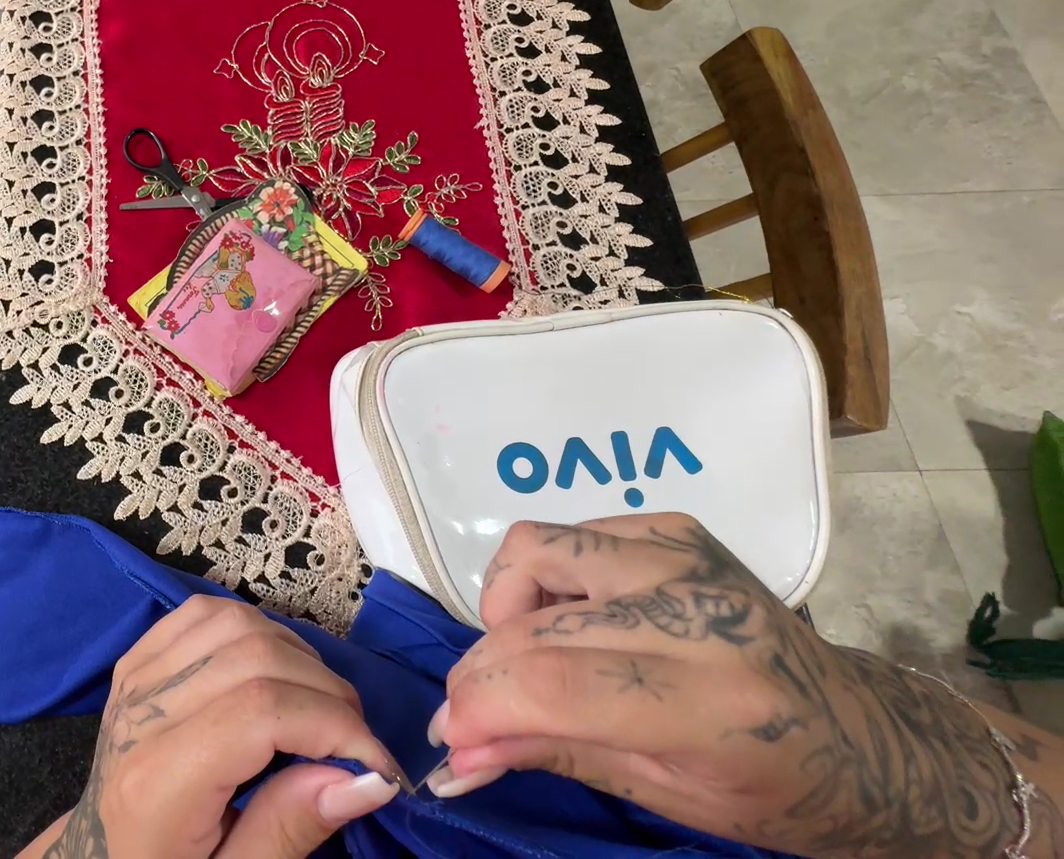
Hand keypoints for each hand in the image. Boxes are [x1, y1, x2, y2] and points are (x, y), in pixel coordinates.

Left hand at [25, 595, 404, 858]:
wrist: (98, 856)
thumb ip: (290, 828)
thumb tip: (367, 779)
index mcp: (158, 780)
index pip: (261, 711)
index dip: (334, 726)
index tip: (379, 765)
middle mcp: (141, 711)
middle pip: (253, 656)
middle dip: (327, 691)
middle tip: (357, 741)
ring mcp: (134, 675)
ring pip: (233, 622)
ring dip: (296, 654)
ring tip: (321, 706)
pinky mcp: (136, 657)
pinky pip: (204, 613)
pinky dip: (254, 627)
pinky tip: (275, 667)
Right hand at [429, 512, 1062, 857]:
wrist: (872, 740)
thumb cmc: (775, 790)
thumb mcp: (662, 793)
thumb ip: (546, 753)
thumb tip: (450, 753)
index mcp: (717, 700)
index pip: (555, 683)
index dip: (480, 705)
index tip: (450, 733)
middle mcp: (700, 611)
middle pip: (533, 625)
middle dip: (480, 672)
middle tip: (474, 710)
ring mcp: (686, 556)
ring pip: (532, 549)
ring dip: (507, 607)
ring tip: (534, 652)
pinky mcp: (674, 529)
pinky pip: (564, 534)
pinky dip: (545, 577)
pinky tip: (574, 617)